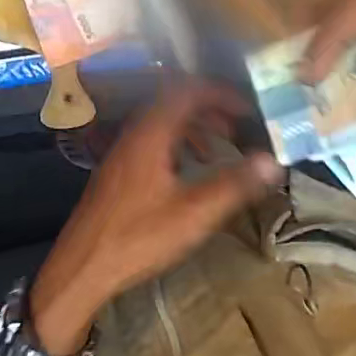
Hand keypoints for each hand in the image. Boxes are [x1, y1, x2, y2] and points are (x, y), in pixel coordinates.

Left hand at [30, 83, 284, 354]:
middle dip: (210, 109)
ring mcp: (122, 151)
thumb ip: (234, 184)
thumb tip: (273, 160)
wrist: (83, 264)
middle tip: (238, 129)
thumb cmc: (139, 237)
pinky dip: (176, 145)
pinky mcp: (117, 170)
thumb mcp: (194, 214)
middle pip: (173, 102)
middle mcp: (133, 133)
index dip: (220, 93)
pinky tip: (188, 172)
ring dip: (193, 128)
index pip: (186, 90)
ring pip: (162, 122)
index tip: (248, 109)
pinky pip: (151, 140)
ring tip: (218, 151)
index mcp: (151, 133)